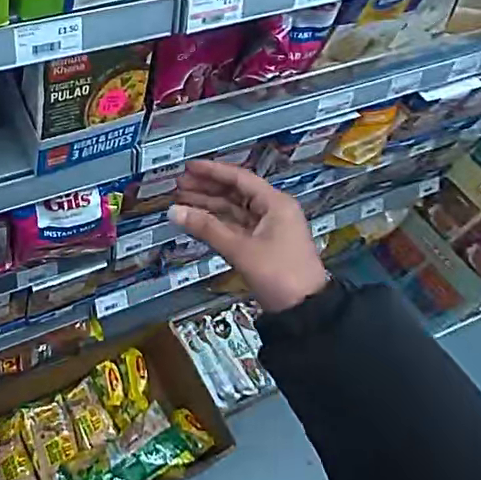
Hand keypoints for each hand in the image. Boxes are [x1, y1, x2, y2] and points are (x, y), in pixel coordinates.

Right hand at [170, 159, 328, 313]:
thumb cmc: (280, 274)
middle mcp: (273, 211)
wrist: (306, 312)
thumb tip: (174, 211)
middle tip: (180, 184)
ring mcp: (267, 228)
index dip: (212, 171)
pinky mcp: (261, 244)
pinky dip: (216, 222)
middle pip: (235, 192)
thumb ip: (206, 228)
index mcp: (275, 204)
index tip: (189, 167)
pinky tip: (196, 221)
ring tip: (182, 201)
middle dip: (207, 188)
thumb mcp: (240, 249)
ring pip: (233, 210)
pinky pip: (235, 226)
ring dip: (208, 205)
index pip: (239, 178)